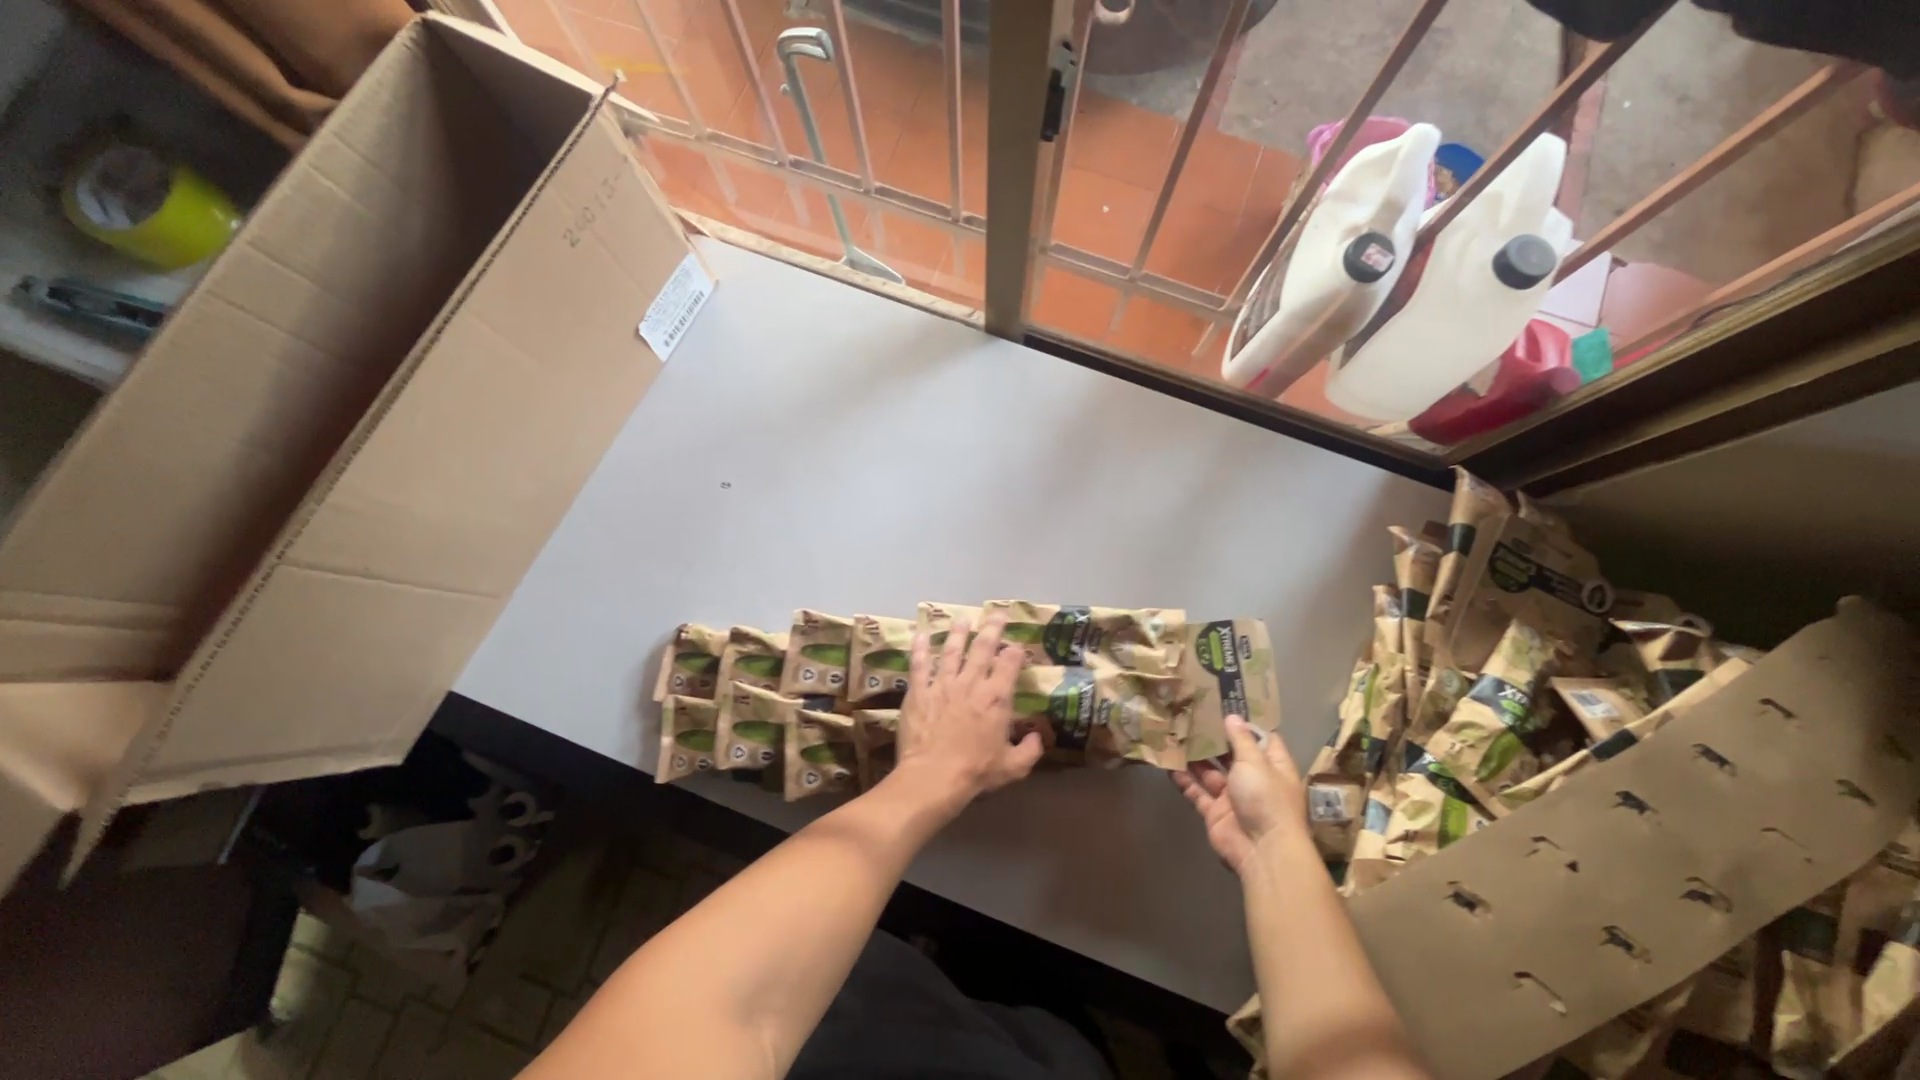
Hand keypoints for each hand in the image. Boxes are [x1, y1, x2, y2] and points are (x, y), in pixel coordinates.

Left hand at [890, 614, 1042, 813]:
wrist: (933, 776)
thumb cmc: (976, 771)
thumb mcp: (1013, 767)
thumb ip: (1030, 750)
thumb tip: (1038, 737)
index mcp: (996, 697)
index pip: (1009, 663)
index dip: (1015, 652)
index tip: (1017, 646)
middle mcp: (971, 683)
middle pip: (983, 647)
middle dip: (992, 629)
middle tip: (996, 614)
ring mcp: (942, 684)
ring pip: (952, 650)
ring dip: (958, 633)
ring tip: (962, 620)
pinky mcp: (919, 691)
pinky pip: (919, 665)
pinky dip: (920, 649)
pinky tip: (921, 635)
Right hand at [1172, 716, 1305, 874]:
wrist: (1262, 849)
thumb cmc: (1265, 798)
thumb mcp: (1255, 762)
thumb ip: (1240, 739)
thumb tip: (1232, 716)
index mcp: (1272, 766)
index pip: (1261, 738)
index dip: (1244, 723)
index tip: (1223, 704)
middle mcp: (1254, 779)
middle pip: (1232, 754)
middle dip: (1213, 739)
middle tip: (1190, 716)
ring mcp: (1233, 797)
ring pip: (1211, 772)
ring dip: (1195, 757)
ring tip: (1175, 735)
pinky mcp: (1215, 812)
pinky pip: (1197, 792)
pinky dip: (1184, 780)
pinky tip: (1168, 764)